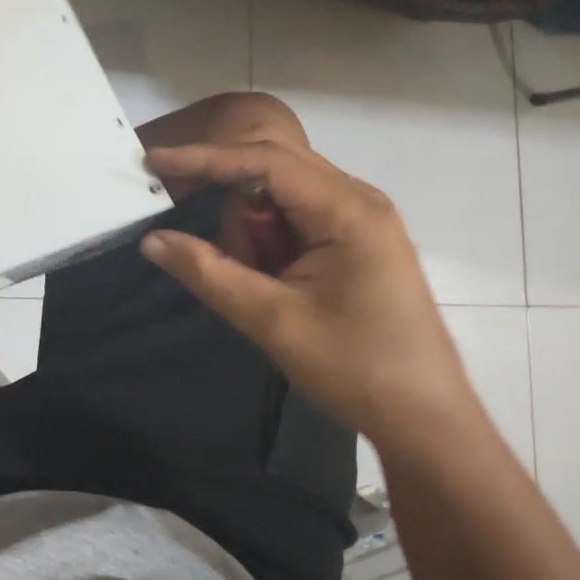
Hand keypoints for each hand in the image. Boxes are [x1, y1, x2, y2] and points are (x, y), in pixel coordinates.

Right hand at [139, 140, 475, 448]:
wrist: (428, 421)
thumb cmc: (356, 368)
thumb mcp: (272, 321)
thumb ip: (208, 272)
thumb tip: (151, 240)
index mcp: (348, 211)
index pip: (263, 161)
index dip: (204, 158)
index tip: (153, 161)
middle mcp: (358, 199)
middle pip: (271, 167)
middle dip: (230, 200)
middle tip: (210, 240)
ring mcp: (361, 217)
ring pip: (280, 192)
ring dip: (252, 226)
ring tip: (257, 278)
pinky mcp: (357, 238)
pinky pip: (295, 214)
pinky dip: (269, 236)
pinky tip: (269, 274)